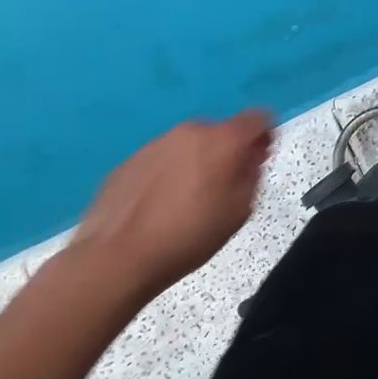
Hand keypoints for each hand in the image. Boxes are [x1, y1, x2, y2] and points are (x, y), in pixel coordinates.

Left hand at [66, 109, 272, 302]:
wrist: (113, 260)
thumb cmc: (188, 236)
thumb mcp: (240, 210)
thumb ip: (253, 174)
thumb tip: (248, 159)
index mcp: (224, 139)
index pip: (258, 118)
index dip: (263, 137)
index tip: (257, 162)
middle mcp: (191, 132)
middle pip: (220, 132)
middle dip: (226, 152)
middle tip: (221, 187)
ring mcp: (154, 145)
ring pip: (188, 146)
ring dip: (194, 163)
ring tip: (184, 200)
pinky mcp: (126, 163)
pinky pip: (159, 161)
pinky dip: (165, 175)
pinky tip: (156, 207)